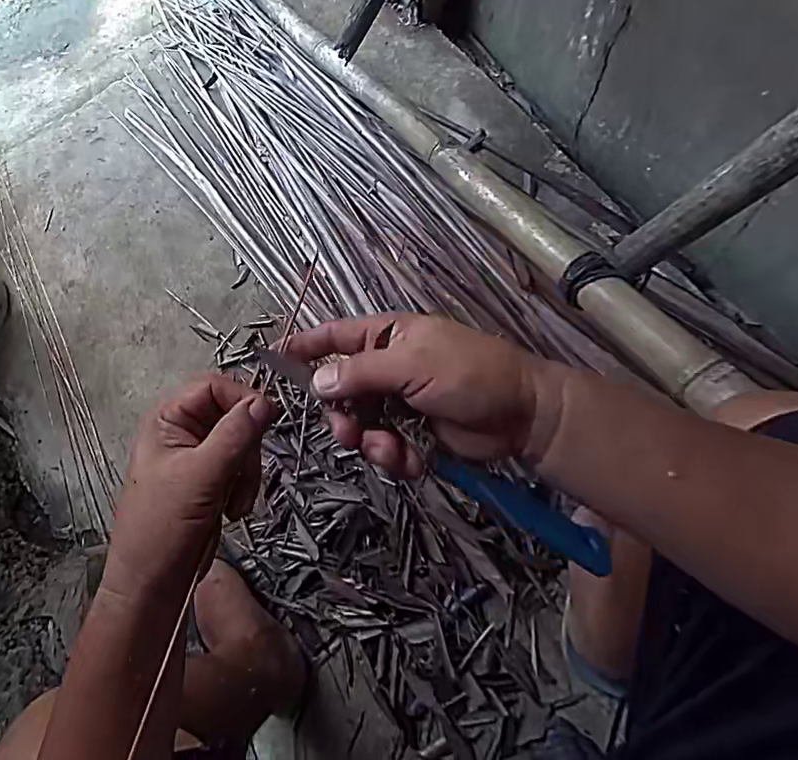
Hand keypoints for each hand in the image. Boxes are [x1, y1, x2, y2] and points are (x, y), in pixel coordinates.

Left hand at [105, 374, 274, 596]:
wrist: (154, 586)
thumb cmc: (159, 531)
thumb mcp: (201, 476)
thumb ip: (235, 435)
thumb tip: (263, 402)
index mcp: (166, 419)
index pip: (213, 387)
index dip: (242, 398)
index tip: (266, 417)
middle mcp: (182, 431)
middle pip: (234, 413)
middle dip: (246, 447)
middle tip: (243, 473)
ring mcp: (198, 455)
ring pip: (243, 441)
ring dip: (247, 472)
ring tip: (234, 500)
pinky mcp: (212, 478)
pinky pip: (242, 466)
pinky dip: (245, 486)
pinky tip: (232, 508)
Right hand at [281, 314, 561, 479]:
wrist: (522, 414)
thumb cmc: (469, 373)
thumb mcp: (412, 365)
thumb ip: (361, 373)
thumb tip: (317, 381)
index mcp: (386, 336)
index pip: (335, 336)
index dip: (306, 345)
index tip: (275, 356)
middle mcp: (388, 367)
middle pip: (342, 391)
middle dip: (342, 416)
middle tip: (349, 432)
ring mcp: (400, 402)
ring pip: (361, 425)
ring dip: (370, 443)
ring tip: (391, 451)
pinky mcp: (414, 433)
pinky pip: (386, 447)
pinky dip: (395, 458)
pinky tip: (413, 461)